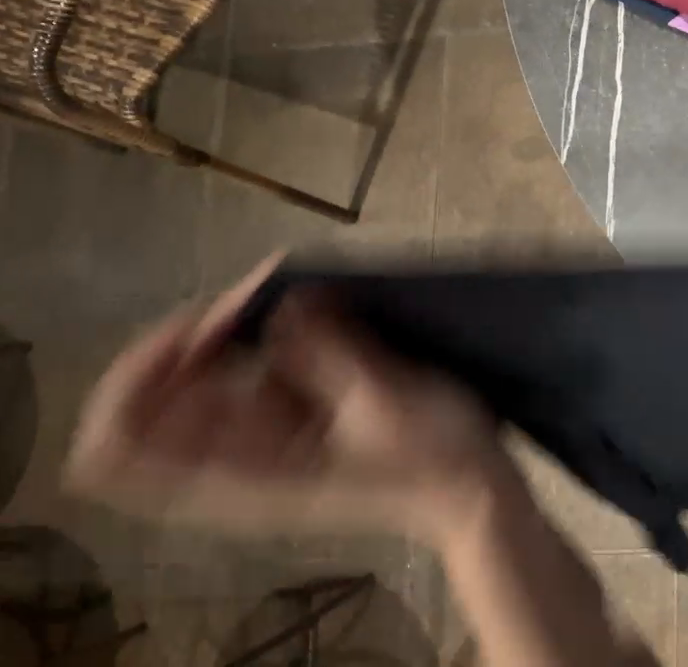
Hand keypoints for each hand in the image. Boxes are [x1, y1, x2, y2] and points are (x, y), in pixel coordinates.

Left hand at [65, 257, 515, 547]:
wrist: (472, 489)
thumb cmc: (434, 456)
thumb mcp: (387, 401)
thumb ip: (329, 353)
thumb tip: (286, 302)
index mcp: (238, 477)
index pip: (117, 449)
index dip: (137, 380)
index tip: (202, 328)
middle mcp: (232, 463)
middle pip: (155, 401)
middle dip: (198, 338)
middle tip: (259, 297)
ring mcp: (262, 444)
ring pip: (205, 381)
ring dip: (239, 334)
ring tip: (293, 296)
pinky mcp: (295, 426)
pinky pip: (253, 378)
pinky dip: (273, 343)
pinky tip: (320, 318)